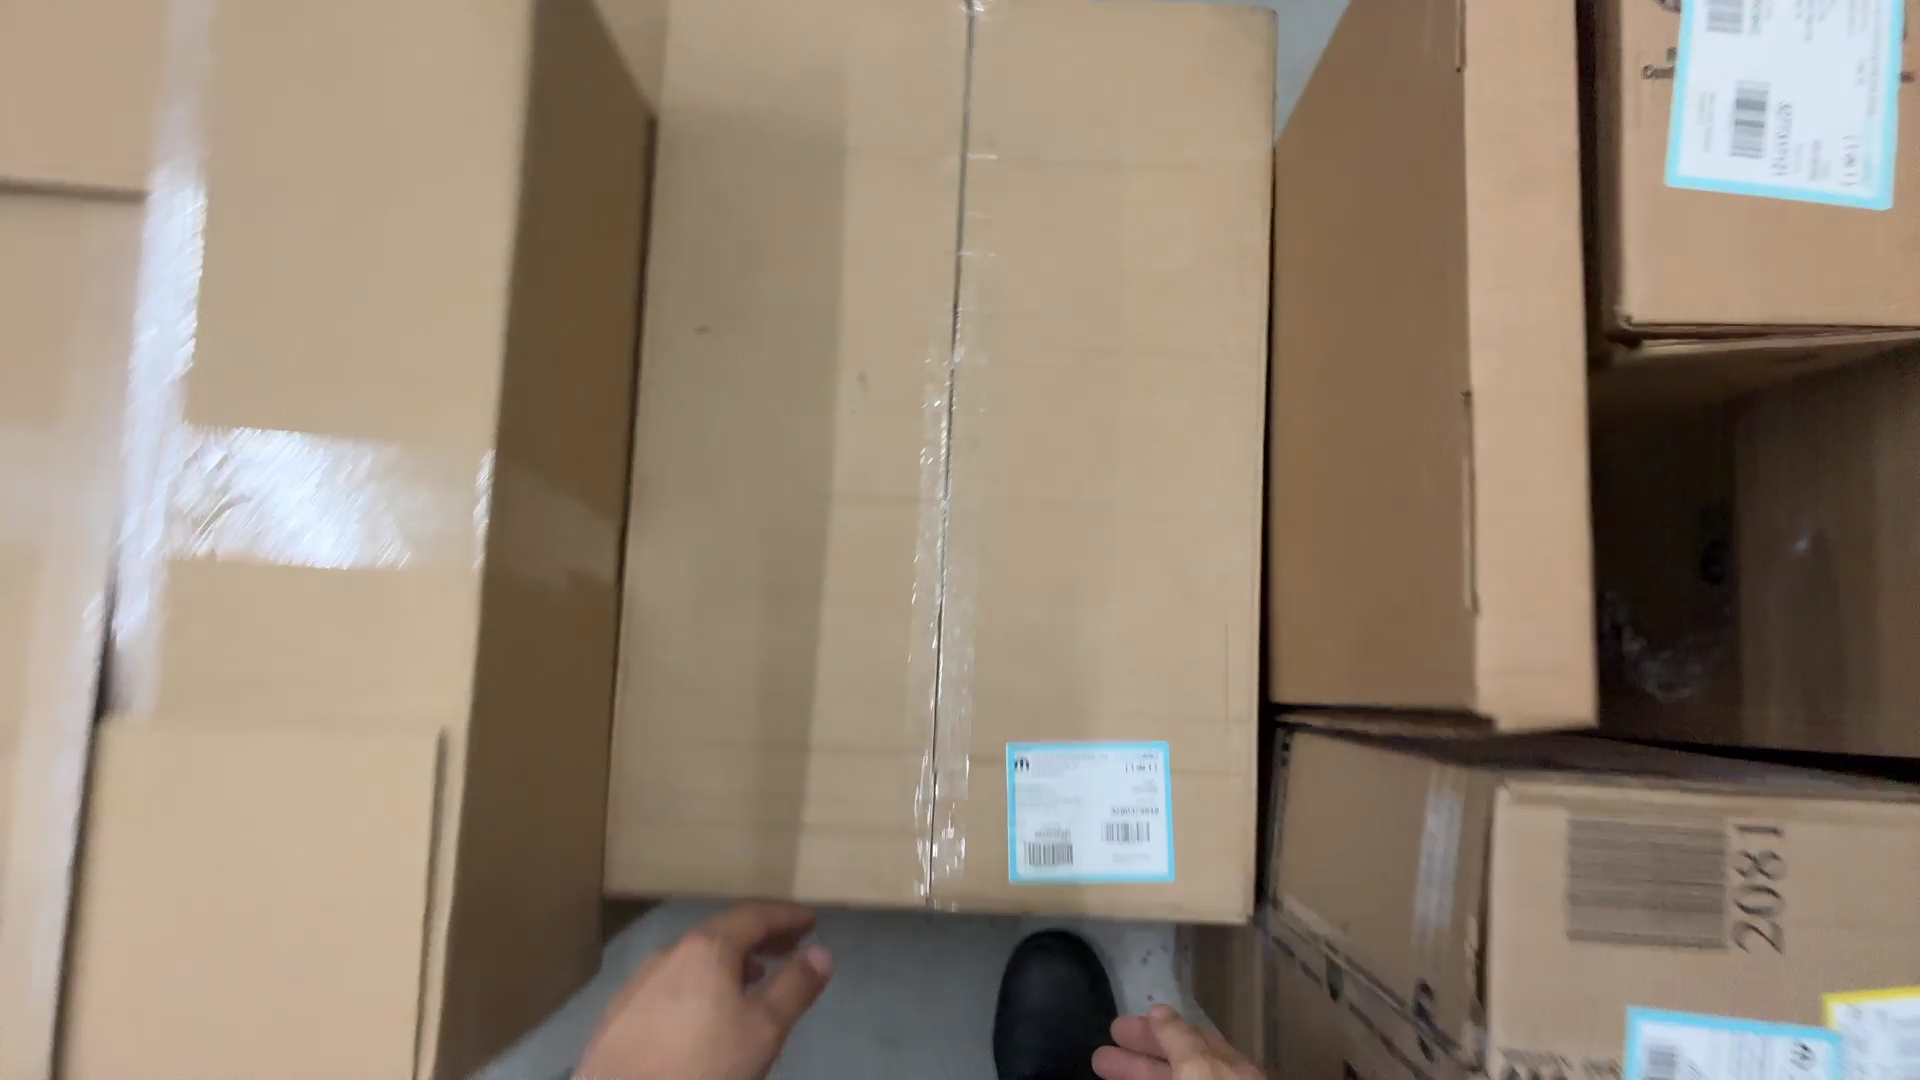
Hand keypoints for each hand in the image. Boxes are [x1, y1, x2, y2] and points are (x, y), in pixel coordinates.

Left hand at [577, 902, 833, 1079]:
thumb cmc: (701, 1068)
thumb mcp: (763, 1031)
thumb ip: (795, 987)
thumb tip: (822, 953)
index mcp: (707, 947)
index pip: (756, 915)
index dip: (787, 917)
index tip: (811, 921)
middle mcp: (671, 953)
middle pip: (724, 932)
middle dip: (760, 937)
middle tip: (789, 947)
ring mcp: (639, 984)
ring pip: (694, 960)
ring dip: (728, 962)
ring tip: (751, 980)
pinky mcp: (618, 1017)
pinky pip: (671, 985)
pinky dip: (698, 985)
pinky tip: (702, 1013)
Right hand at [1093, 1004, 1264, 1079]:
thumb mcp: (1199, 1070)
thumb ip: (1179, 1039)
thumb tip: (1160, 1011)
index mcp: (1230, 1070)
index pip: (1190, 1040)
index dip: (1155, 1030)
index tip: (1119, 1029)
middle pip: (1175, 1070)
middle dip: (1137, 1061)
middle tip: (1100, 1056)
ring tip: (1100, 1071)